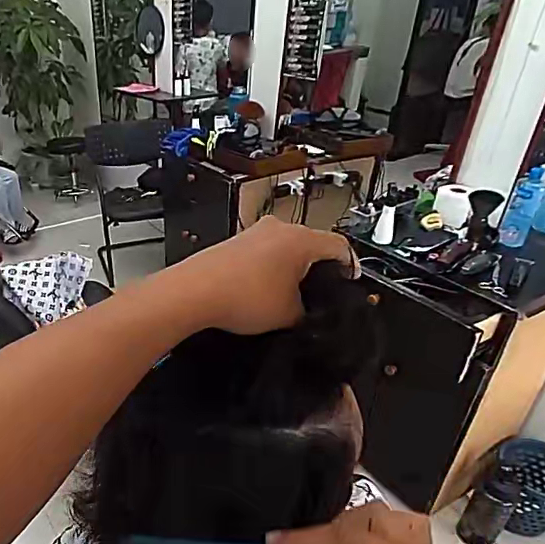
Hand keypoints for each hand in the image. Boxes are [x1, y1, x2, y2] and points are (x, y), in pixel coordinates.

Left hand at [165, 217, 354, 334]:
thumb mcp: (289, 314)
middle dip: (318, 268)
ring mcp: (255, 233)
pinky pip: (263, 253)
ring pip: (285, 248)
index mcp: (302, 240)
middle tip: (320, 291)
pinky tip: (262, 293)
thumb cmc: (239, 295)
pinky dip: (269, 269)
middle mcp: (279, 229)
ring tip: (287, 297)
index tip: (350, 277)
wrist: (194, 292)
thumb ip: (307, 312)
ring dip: (291, 269)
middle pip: (312, 244)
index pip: (340, 245)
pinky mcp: (235, 243)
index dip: (350, 265)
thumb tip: (306, 313)